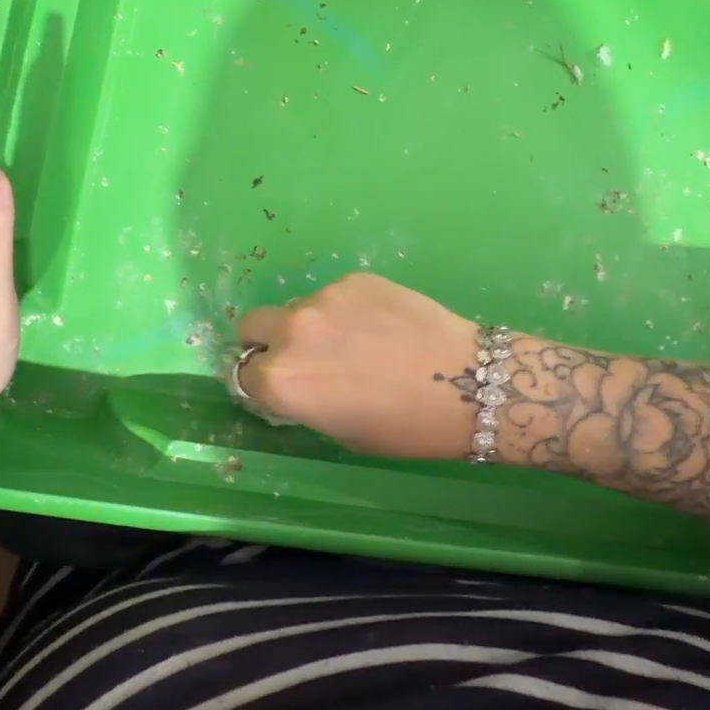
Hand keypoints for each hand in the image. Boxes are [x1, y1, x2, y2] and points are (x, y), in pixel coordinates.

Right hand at [234, 274, 480, 457]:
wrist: (466, 383)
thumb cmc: (402, 426)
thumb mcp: (338, 431)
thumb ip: (301, 400)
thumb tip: (293, 382)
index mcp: (280, 379)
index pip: (243, 374)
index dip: (260, 383)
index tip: (280, 387)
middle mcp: (291, 331)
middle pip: (253, 326)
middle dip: (266, 342)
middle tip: (304, 359)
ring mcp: (323, 298)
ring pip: (298, 309)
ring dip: (312, 325)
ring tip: (358, 343)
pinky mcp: (355, 278)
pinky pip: (334, 295)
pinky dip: (345, 310)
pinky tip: (381, 327)